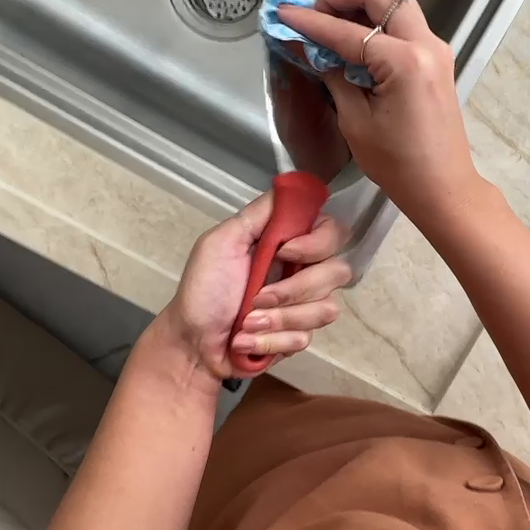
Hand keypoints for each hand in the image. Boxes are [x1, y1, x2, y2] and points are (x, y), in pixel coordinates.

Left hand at [152, 190, 352, 378]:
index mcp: (289, 244)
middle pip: (338, 272)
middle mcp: (304, 271)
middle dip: (293, 291)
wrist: (191, 344)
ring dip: (278, 319)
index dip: (318, 243)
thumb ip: (258, 214)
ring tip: (246, 324)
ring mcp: (305, 306)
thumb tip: (293, 186)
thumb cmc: (203, 290)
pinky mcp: (299, 337)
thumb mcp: (221, 242)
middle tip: (257, 299)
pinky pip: (305, 338)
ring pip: (325, 309)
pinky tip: (247, 342)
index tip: (286, 253)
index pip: (333, 231)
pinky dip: (270, 341)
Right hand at [278, 0, 485, 225]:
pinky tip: (355, 40)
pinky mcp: (437, 59)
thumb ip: (334, 76)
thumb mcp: (356, 122)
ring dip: (363, 3)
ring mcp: (436, 49)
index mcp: (405, 62)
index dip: (311, 22)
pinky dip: (379, 20)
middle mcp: (426, 45)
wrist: (443, 187)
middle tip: (316, 14)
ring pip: (398, 0)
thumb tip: (309, 48)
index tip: (284, 13)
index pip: (348, 31)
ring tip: (333, 24)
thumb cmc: (398, 165)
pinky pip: (406, 22)